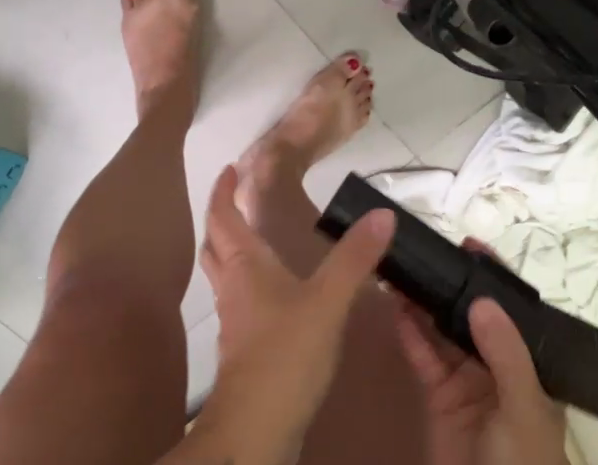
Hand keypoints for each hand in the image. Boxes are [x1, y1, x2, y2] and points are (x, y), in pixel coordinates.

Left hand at [175, 164, 394, 464]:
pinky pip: (237, 304)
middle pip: (215, 245)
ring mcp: (234, 322)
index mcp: (246, 267)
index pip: (224, 217)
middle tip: (233, 199)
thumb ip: (354, 258)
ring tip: (251, 241)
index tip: (229, 168)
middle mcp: (233, 288)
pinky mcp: (243, 351)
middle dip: (221, 219)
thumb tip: (382, 214)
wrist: (255, 430)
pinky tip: (270, 298)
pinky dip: (246, 287)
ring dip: (230, 252)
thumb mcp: (328, 301)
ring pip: (223, 276)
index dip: (224, 191)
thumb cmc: (284, 355)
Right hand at [393, 244, 568, 464]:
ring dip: (424, 305)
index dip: (492, 276)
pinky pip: (424, 359)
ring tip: (402, 273)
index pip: (512, 310)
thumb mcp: (523, 408)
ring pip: (443, 332)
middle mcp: (498, 365)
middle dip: (450, 286)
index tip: (467, 244)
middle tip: (423, 252)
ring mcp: (467, 382)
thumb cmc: (525, 462)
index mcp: (529, 363)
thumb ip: (505, 354)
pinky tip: (396, 310)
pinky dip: (410, 336)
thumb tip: (480, 300)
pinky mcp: (439, 399)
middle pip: (471, 316)